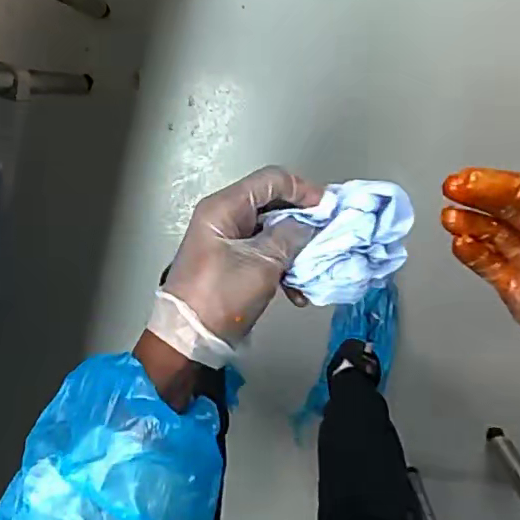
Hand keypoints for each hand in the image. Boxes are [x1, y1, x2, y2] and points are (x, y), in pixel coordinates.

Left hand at [149, 166, 323, 366]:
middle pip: (273, 203)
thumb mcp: (262, 262)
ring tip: (312, 270)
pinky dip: (283, 266)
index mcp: (224, 207)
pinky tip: (296, 291)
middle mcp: (224, 216)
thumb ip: (290, 236)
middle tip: (328, 238)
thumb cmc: (220, 295)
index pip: (271, 180)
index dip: (303, 190)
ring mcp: (228, 239)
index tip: (329, 210)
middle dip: (303, 221)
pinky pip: (265, 252)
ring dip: (296, 249)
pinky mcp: (233, 261)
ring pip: (272, 230)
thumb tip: (310, 224)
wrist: (190, 339)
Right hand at [439, 168, 519, 416]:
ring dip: (473, 222)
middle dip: (482, 195)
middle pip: (514, 209)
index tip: (477, 182)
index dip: (508, 185)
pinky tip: (460, 245)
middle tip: (452, 187)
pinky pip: (491, 267)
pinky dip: (474, 254)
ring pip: (498, 235)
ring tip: (449, 217)